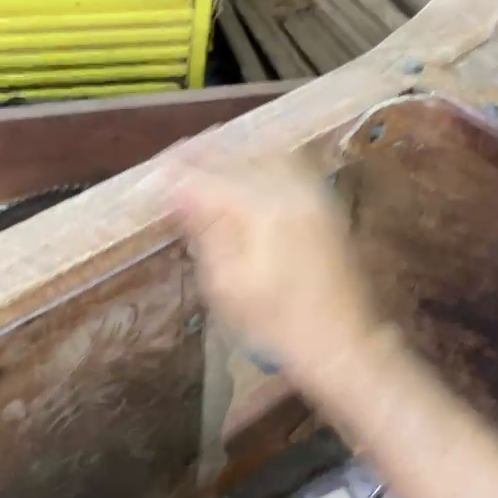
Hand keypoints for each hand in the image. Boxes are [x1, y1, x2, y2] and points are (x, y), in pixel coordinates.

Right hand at [163, 152, 386, 386]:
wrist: (344, 345)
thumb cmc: (278, 327)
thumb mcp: (228, 288)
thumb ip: (204, 231)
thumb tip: (176, 191)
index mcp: (263, 211)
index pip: (207, 178)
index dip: (176, 175)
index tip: (153, 177)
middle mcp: (290, 190)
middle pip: (235, 155)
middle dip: (198, 155)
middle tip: (170, 164)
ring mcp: (312, 193)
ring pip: (262, 151)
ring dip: (228, 151)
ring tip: (200, 157)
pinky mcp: (324, 202)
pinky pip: (287, 161)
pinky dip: (258, 157)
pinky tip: (242, 166)